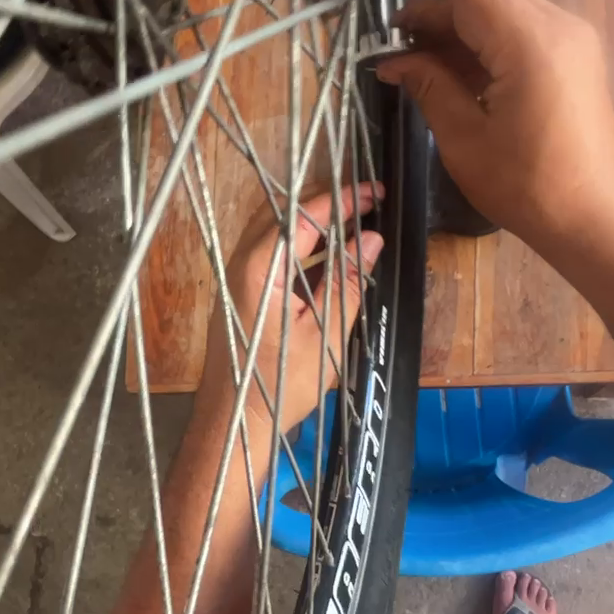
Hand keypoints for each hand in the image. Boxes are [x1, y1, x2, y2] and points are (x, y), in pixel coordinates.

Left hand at [196, 185, 384, 436]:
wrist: (236, 422)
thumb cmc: (281, 385)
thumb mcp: (324, 335)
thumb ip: (347, 282)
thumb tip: (370, 240)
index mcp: (259, 268)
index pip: (304, 215)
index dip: (344, 199)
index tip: (376, 191)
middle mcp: (241, 264)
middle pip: (284, 214)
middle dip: (327, 203)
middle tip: (367, 201)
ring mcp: (237, 279)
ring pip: (277, 233)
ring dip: (314, 225)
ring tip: (354, 223)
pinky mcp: (240, 295)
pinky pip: (272, 256)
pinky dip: (301, 249)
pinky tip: (329, 258)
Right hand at [376, 0, 613, 254]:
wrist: (591, 214)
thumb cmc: (523, 185)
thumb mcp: (464, 139)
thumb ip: (430, 88)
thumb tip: (394, 62)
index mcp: (530, 42)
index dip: (424, 12)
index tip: (390, 39)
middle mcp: (558, 24)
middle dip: (443, 21)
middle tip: (406, 57)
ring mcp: (573, 37)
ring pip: (507, 11)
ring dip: (465, 34)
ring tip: (429, 71)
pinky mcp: (576, 57)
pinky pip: (525, 32)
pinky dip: (491, 46)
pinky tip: (465, 79)